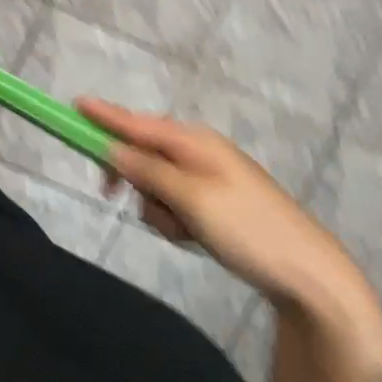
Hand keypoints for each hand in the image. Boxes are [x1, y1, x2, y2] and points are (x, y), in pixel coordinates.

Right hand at [81, 98, 367, 310]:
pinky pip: (172, 202)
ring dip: (154, 206)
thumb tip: (111, 148)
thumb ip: (147, 171)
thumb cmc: (248, 229)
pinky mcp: (214, 204)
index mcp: (194, 142)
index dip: (103, 115)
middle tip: (113, 196)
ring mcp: (207, 178)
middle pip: (140, 152)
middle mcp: (198, 152)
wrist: (310, 277)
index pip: (136, 122)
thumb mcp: (190, 198)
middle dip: (130, 177)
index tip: (71, 104)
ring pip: (152, 182)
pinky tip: (191, 238)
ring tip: (179, 230)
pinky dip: (172, 219)